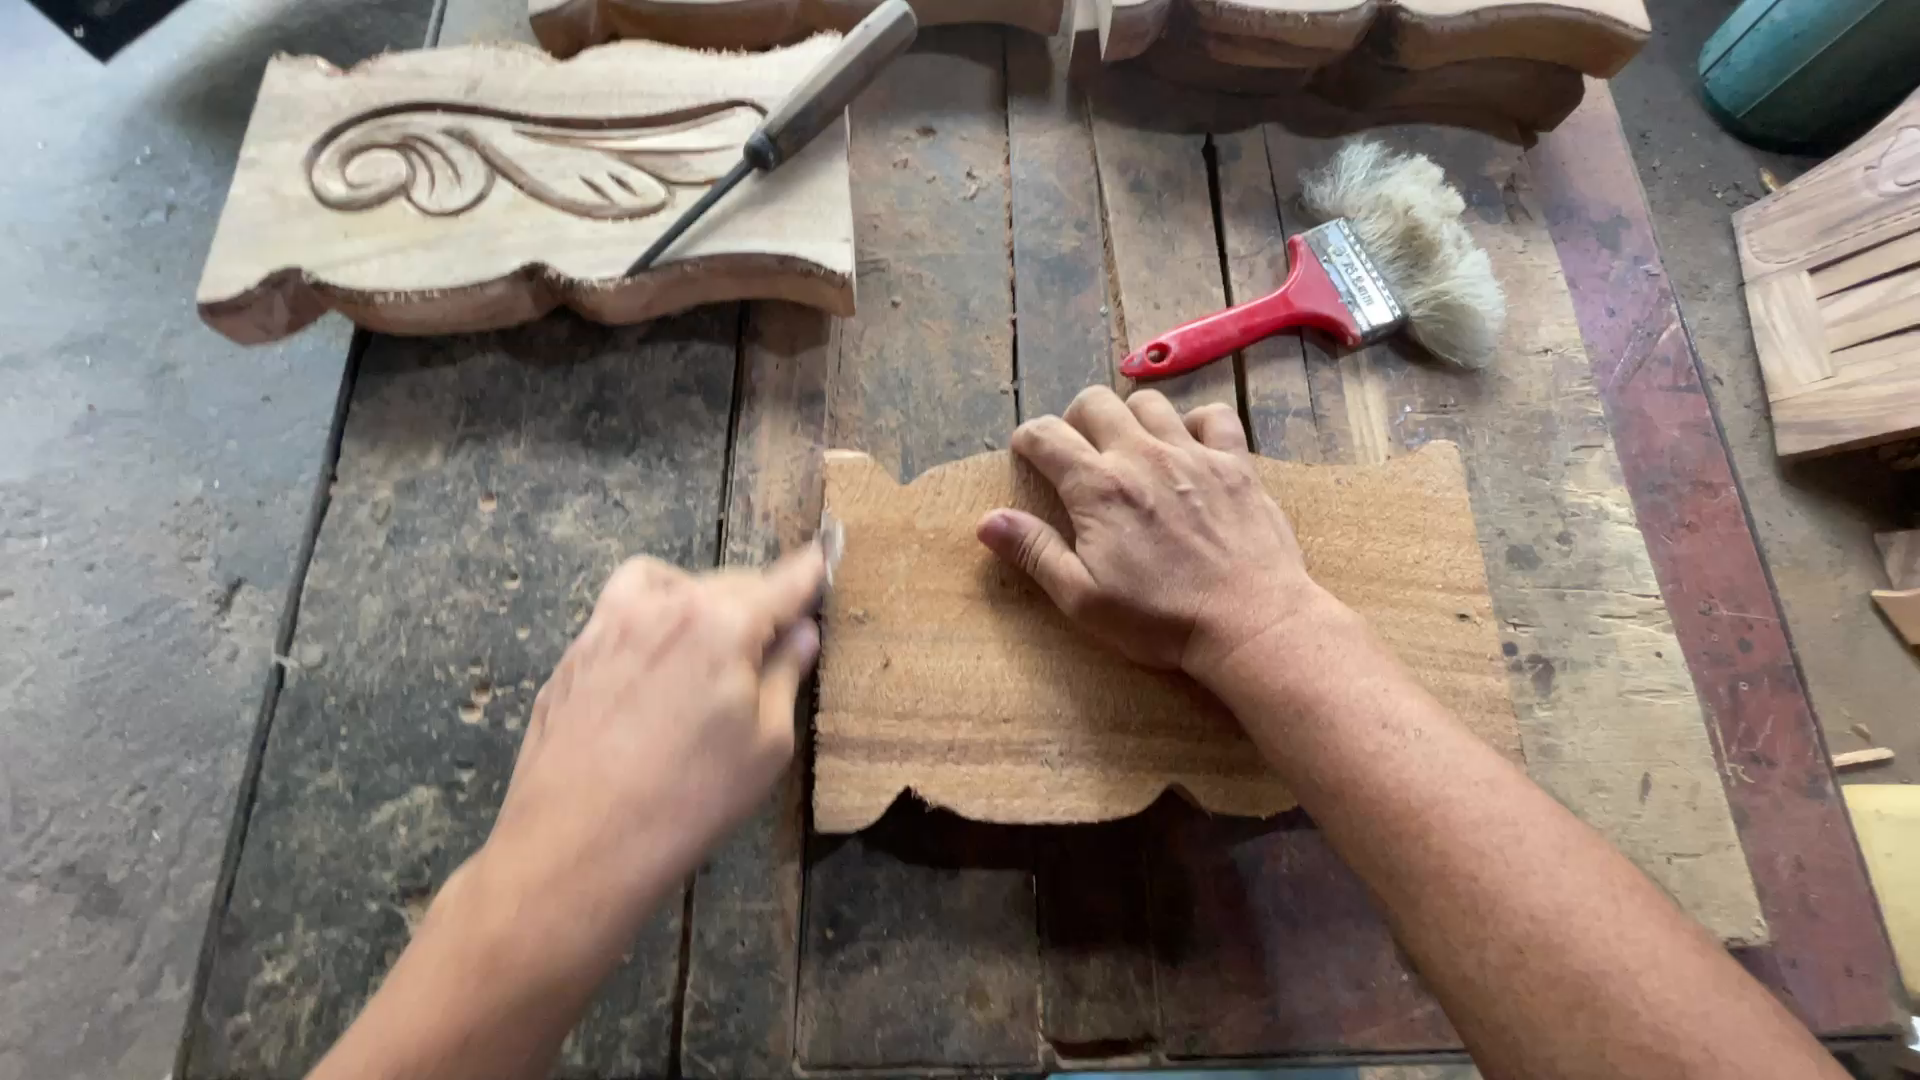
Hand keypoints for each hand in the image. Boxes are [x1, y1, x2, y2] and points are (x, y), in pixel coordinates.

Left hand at [472, 547, 825, 957]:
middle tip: (776, 642)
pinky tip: (656, 664)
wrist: (575, 847)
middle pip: (731, 582)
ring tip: (712, 642)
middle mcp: (666, 606)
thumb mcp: (766, 744)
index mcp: (723, 623)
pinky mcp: (575, 651)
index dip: (811, 570)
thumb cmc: (691, 799)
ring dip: (704, 598)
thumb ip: (786, 674)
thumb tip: (801, 632)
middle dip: (761, 602)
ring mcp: (610, 623)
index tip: (827, 552)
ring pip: (672, 583)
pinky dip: (654, 615)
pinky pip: (625, 607)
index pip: (783, 584)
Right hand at [976, 386, 1324, 677]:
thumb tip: (988, 520)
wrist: (1250, 623)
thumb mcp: (1081, 597)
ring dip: (1129, 418)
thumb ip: (1034, 551)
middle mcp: (1142, 456)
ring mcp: (1193, 454)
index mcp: (1098, 488)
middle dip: (1074, 418)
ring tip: (1130, 448)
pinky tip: (1189, 449)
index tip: (1027, 453)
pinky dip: (1195, 423)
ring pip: (1150, 402)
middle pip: (1094, 402)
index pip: (1046, 436)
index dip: (1027, 439)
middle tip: (1078, 452)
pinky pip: (1213, 415)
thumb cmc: (1159, 619)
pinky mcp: (1236, 463)